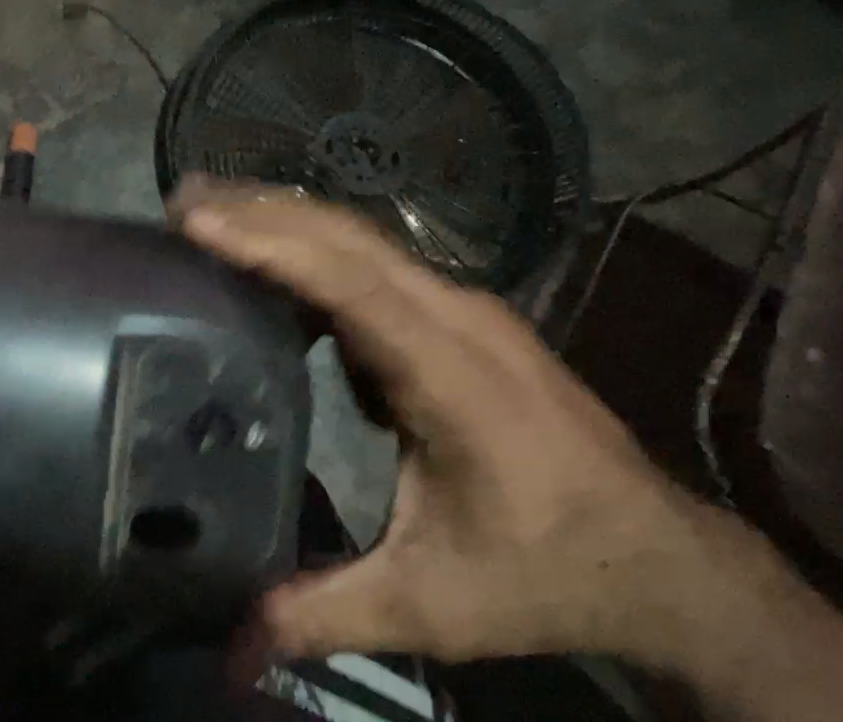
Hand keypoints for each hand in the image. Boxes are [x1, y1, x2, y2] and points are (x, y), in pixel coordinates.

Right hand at [174, 181, 739, 666]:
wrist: (662, 562)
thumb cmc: (549, 573)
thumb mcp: (432, 605)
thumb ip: (324, 611)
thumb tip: (228, 640)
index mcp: (451, 374)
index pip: (349, 284)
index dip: (269, 246)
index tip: (196, 223)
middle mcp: (459, 320)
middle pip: (349, 240)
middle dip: (260, 211)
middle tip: (180, 203)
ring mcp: (468, 311)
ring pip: (365, 241)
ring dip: (286, 219)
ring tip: (210, 215)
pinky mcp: (465, 321)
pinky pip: (379, 265)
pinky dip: (316, 247)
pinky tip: (275, 261)